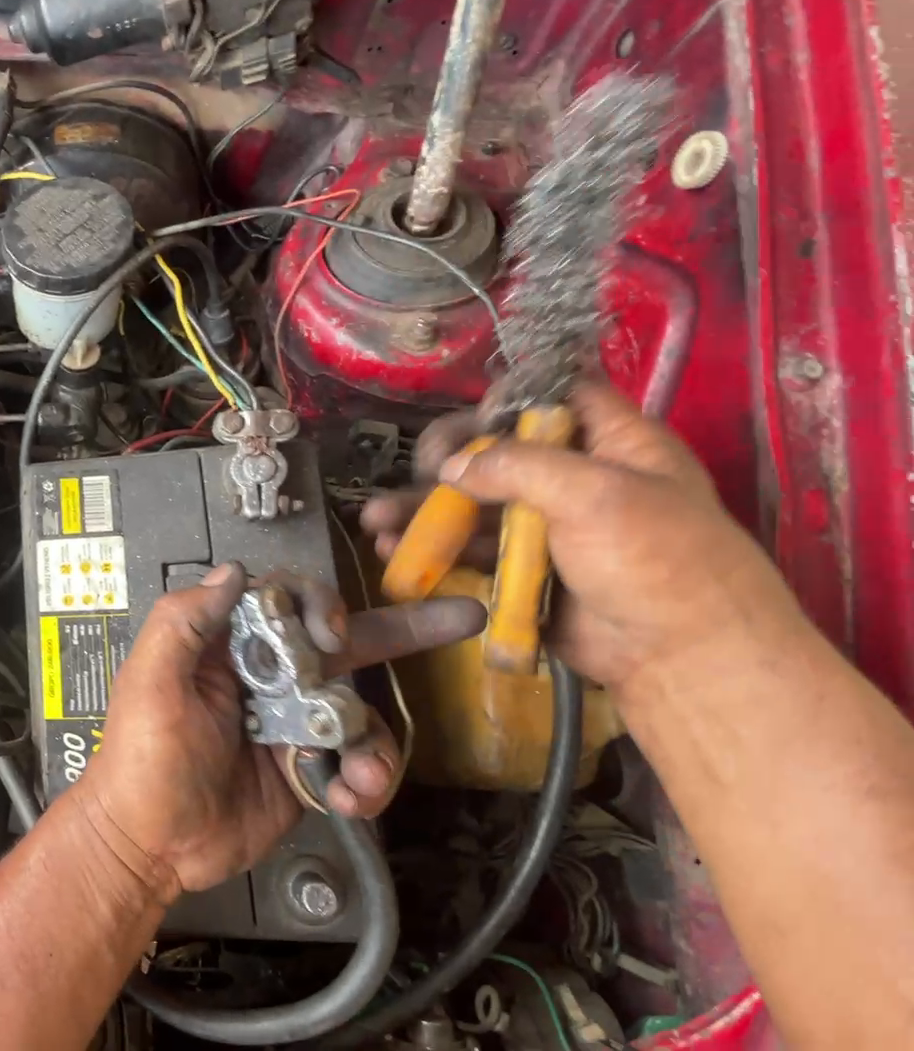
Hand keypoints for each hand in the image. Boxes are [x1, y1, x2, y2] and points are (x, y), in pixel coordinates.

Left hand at [71, 562, 484, 905]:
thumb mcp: (150, 682)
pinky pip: (356, 762)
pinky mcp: (305, 768)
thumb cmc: (142, 760)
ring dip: (375, 742)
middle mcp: (264, 677)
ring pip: (359, 710)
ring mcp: (289, 723)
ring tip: (362, 775)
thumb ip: (184, 622)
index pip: (284, 603)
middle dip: (398, 630)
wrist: (151, 844)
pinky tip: (348, 798)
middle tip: (457, 618)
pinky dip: (366, 781)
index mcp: (225, 648)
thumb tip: (233, 572)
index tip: (330, 634)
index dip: (317, 605)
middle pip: (339, 643)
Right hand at [361, 382, 806, 692]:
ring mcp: (541, 526)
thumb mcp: (597, 495)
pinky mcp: (518, 568)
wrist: (678, 658)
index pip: (558, 395)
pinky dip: (429, 548)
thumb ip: (517, 467)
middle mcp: (572, 478)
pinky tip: (390, 549)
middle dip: (447, 459)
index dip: (512, 396)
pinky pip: (466, 550)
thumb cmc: (657, 561)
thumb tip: (449, 468)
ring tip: (375, 520)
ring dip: (421, 510)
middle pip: (495, 450)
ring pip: (470, 504)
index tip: (470, 416)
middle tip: (421, 471)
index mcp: (612, 445)